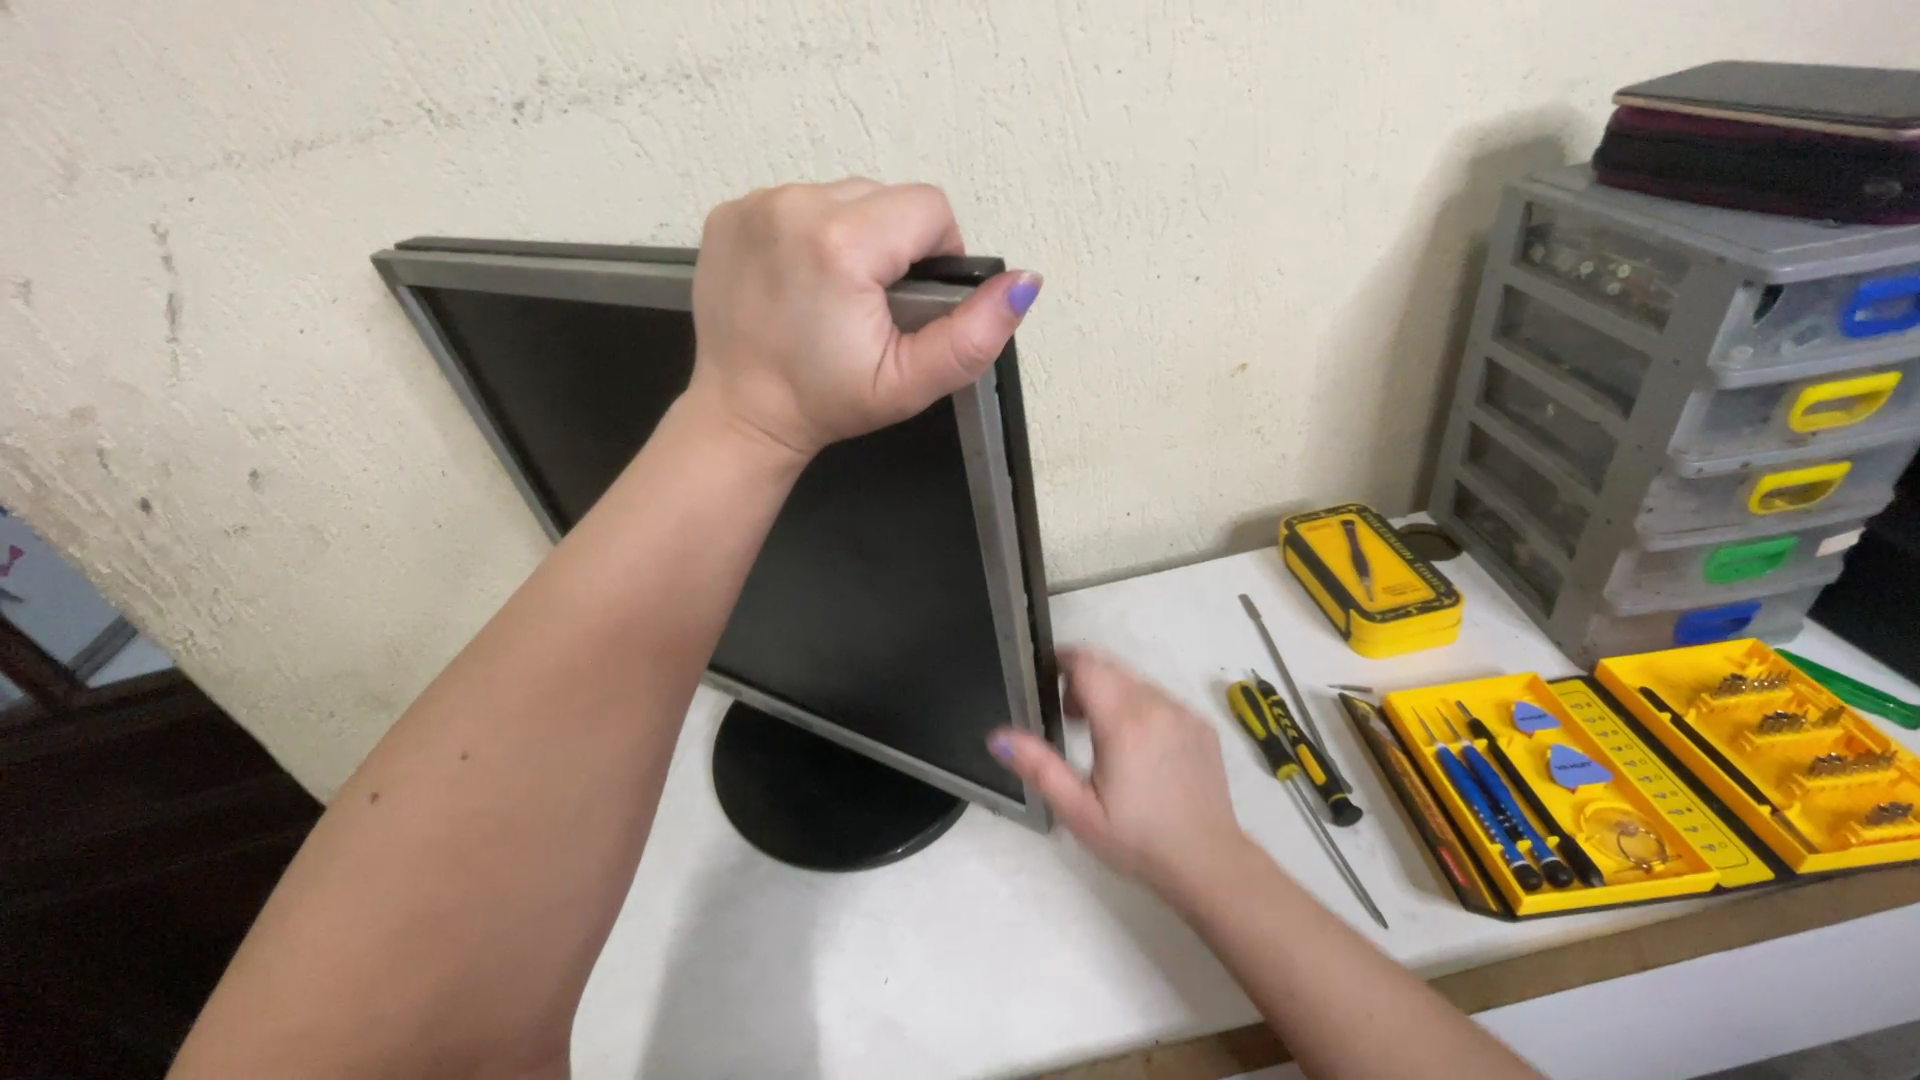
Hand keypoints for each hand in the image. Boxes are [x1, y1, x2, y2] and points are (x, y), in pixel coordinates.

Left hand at [689, 178, 1042, 456]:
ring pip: (842, 196)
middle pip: (885, 196)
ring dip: (852, 235)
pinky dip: (809, 234)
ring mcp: (755, 206)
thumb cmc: (824, 403)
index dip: (937, 253)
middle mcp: (794, 207)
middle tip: (873, 303)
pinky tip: (801, 281)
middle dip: (893, 244)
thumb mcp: (910, 382)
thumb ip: (975, 335)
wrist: (741, 414)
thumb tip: (1025, 282)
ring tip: (837, 292)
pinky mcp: (730, 213)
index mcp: (843, 244)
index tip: (912, 300)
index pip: (929, 208)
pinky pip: (797, 203)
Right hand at [990, 649, 1248, 894]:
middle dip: (1084, 680)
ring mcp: (1184, 713)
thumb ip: (1037, 766)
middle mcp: (1157, 705)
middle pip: (1111, 667)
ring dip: (1113, 693)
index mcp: (1123, 721)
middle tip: (1068, 717)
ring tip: (1102, 736)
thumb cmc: (1136, 839)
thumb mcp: (1078, 810)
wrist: (1207, 862)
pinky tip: (1139, 749)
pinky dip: (1142, 707)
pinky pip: (1162, 698)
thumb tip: (997, 736)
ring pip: (1137, 681)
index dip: (1062, 662)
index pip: (1087, 664)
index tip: (1046, 679)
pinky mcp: (1202, 725)